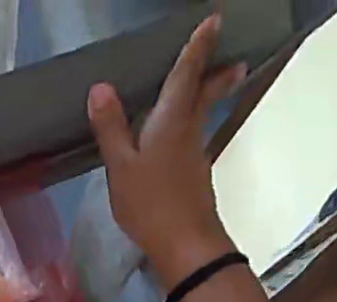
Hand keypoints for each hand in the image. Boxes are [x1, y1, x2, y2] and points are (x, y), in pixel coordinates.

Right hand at [87, 14, 248, 289]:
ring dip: (205, 103)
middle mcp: (188, 132)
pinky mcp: (194, 181)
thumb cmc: (151, 204)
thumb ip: (110, 129)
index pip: (186, 74)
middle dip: (216, 76)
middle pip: (204, 96)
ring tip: (203, 96)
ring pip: (200, 120)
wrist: (185, 245)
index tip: (214, 22)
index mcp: (171, 120)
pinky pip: (191, 144)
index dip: (198, 47)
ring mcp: (195, 158)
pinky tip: (178, 145)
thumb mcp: (121, 167)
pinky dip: (188, 133)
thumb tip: (100, 88)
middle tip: (236, 62)